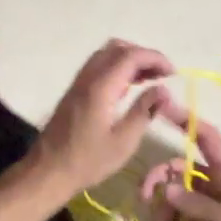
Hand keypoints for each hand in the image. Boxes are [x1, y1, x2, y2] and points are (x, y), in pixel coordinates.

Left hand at [30, 40, 173, 193]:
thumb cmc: (88, 161)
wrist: (48, 171)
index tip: (173, 73)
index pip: (131, 56)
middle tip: (162, 75)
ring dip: (129, 60)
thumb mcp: (123, 142)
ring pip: (105, 55)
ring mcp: (78, 84)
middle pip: (117, 49)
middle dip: (143, 55)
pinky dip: (116, 68)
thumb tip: (164, 91)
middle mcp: (87, 78)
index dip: (155, 58)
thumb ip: (144, 111)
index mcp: (100, 88)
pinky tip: (128, 88)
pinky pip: (97, 67)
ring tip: (150, 79)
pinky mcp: (74, 92)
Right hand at [139, 99, 220, 220]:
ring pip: (169, 203)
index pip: (209, 141)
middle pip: (176, 172)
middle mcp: (215, 190)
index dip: (187, 122)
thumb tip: (166, 188)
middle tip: (145, 199)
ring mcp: (203, 212)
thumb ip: (197, 204)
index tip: (162, 107)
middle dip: (158, 186)